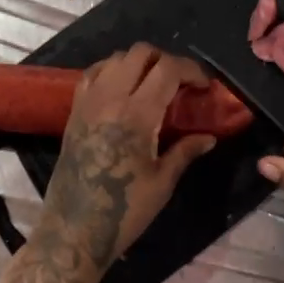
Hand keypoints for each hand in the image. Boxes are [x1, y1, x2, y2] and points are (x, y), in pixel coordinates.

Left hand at [41, 44, 218, 274]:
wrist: (74, 229)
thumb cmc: (125, 210)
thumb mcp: (163, 183)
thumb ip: (185, 152)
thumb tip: (209, 136)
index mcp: (137, 114)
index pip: (167, 69)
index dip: (191, 69)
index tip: (204, 85)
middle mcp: (110, 97)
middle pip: (140, 53)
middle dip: (165, 59)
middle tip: (180, 82)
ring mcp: (88, 101)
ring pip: (116, 58)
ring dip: (139, 62)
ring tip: (153, 83)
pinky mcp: (74, 110)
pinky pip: (93, 73)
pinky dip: (112, 70)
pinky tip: (122, 88)